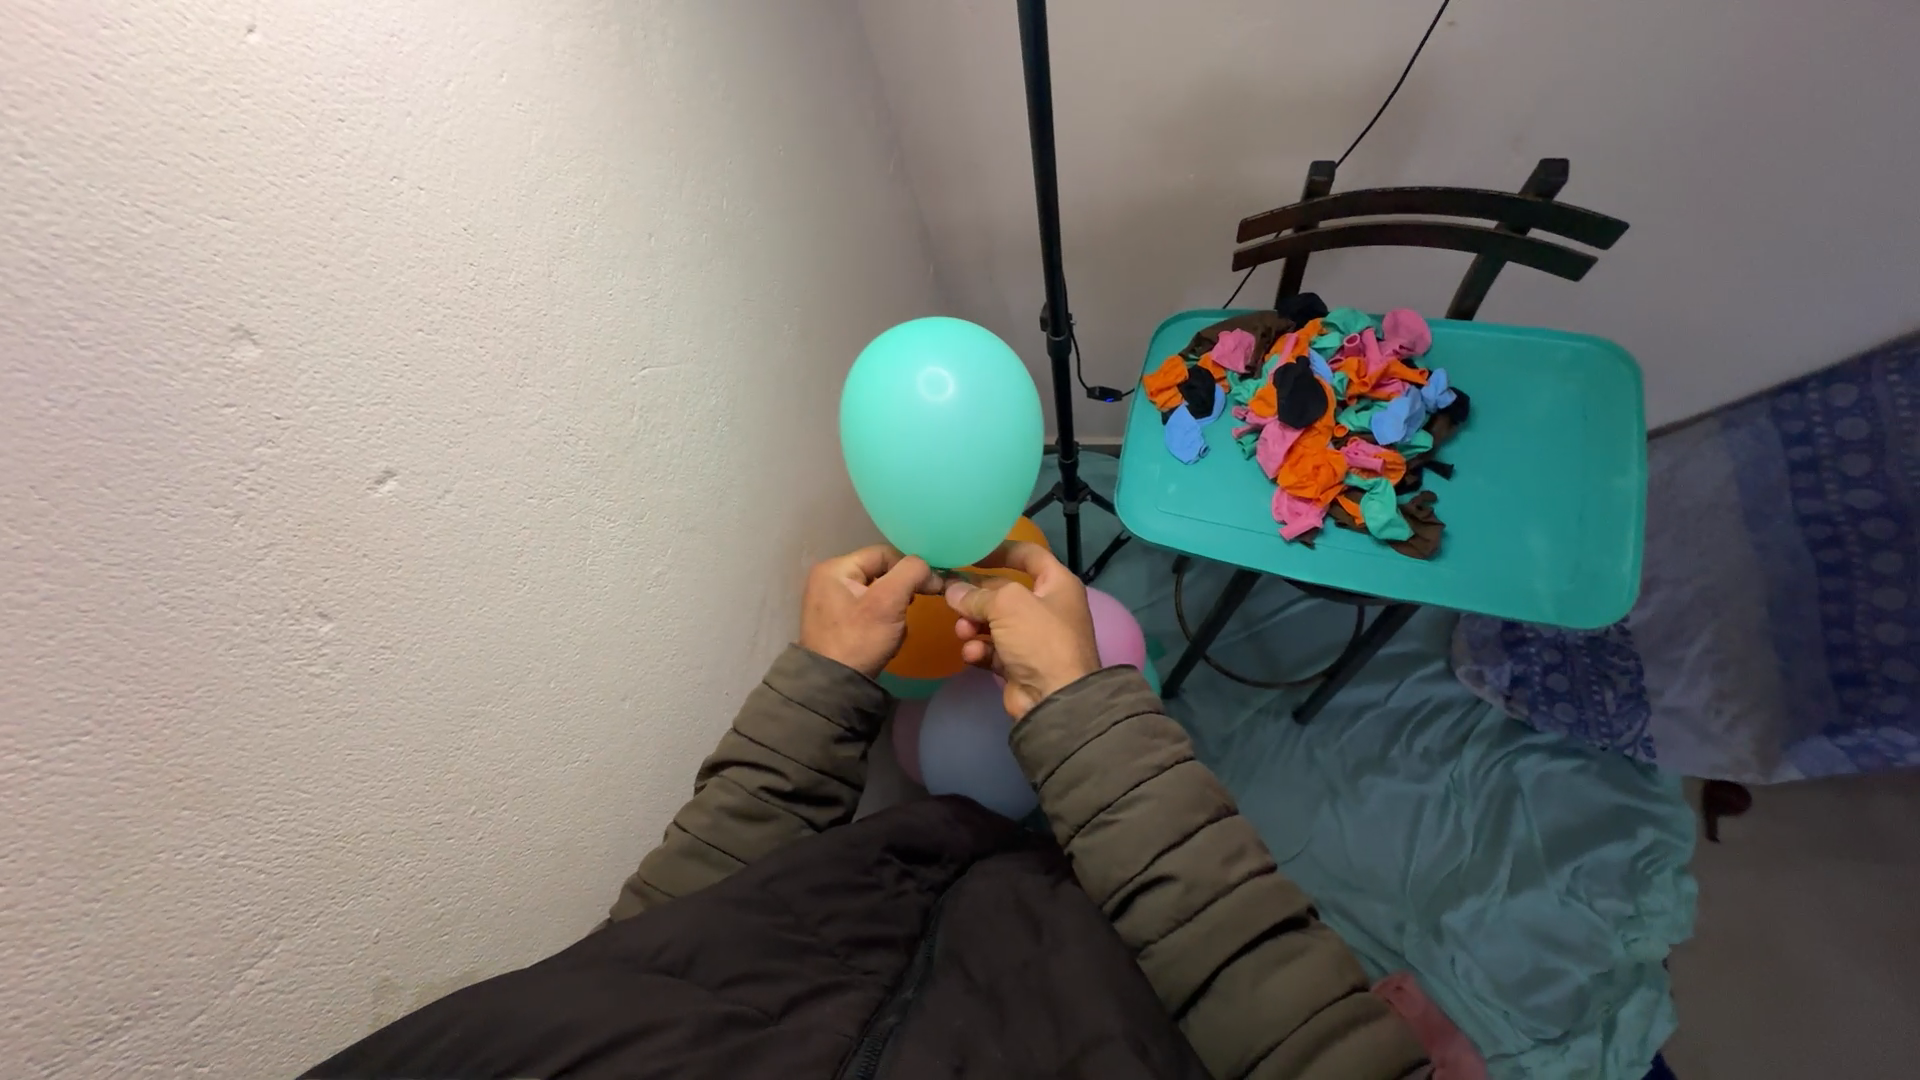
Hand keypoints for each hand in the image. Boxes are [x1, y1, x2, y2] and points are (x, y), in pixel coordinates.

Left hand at [798, 545, 945, 677]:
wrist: (833, 688)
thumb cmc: (859, 639)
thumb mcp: (888, 601)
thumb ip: (911, 573)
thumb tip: (931, 571)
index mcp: (835, 568)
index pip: (884, 554)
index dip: (910, 568)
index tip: (929, 588)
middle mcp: (829, 580)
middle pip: (881, 573)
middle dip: (900, 593)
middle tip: (907, 610)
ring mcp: (831, 603)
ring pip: (879, 594)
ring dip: (894, 610)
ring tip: (894, 629)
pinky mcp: (838, 623)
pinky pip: (870, 611)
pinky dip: (884, 622)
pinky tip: (886, 638)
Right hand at [944, 541, 1101, 720]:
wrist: (1055, 699)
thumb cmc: (1039, 638)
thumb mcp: (1008, 604)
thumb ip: (977, 594)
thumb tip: (952, 591)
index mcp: (1057, 584)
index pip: (1029, 555)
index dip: (1001, 550)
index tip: (971, 553)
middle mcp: (1047, 608)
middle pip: (1004, 592)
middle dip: (977, 596)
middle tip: (951, 596)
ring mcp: (1033, 638)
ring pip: (994, 622)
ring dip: (974, 624)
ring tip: (963, 631)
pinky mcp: (1019, 664)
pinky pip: (992, 650)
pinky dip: (980, 650)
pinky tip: (972, 654)